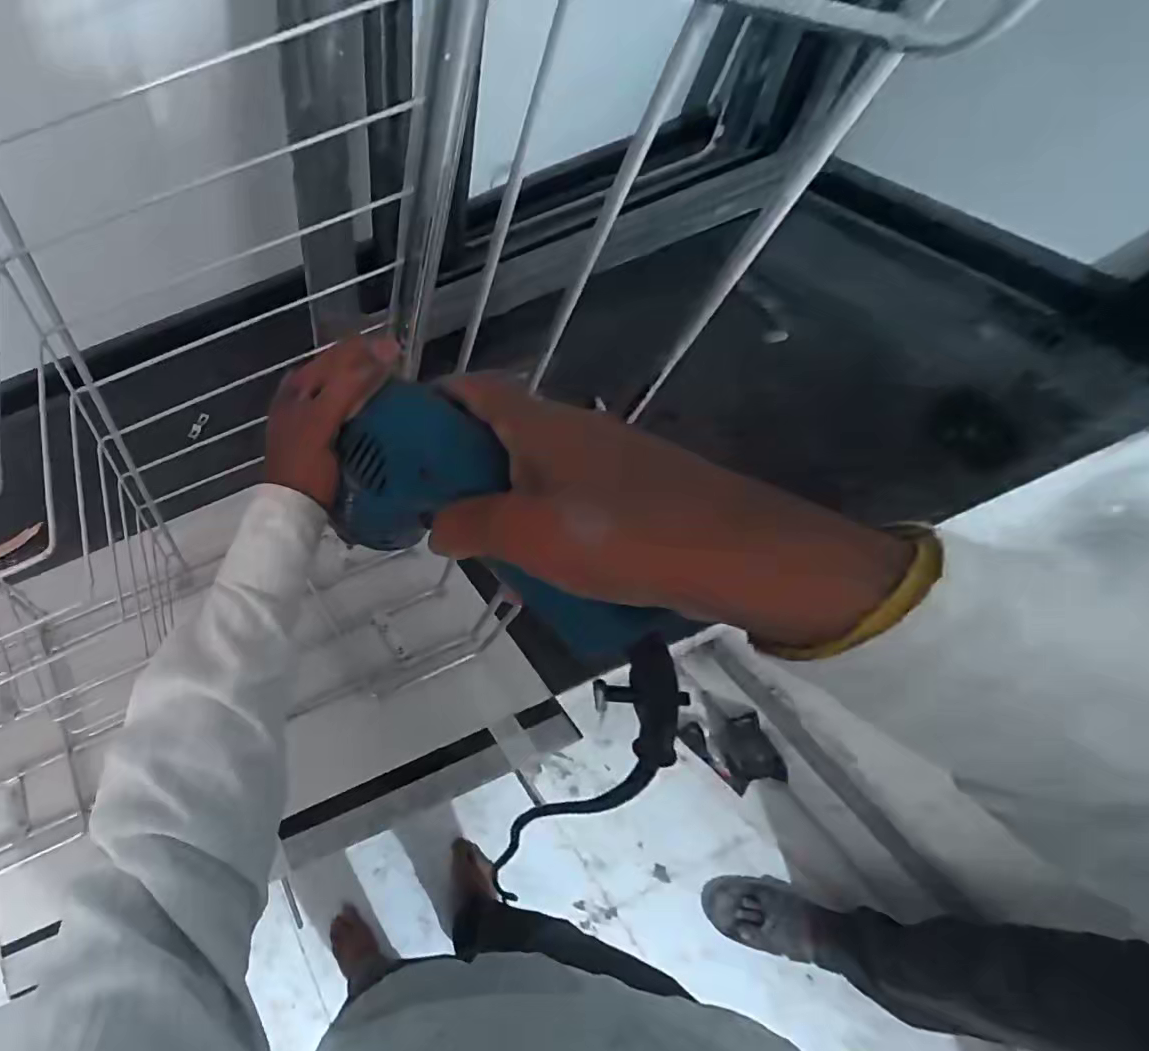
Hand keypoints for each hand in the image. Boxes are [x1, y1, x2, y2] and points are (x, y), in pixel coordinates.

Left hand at [263, 335, 394, 507]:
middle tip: (399, 363)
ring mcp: (308, 417)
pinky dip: (359, 401)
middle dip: (365, 363)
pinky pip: (342, 408)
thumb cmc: (304, 465)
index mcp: (294, 388)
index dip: (363, 349)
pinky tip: (376, 404)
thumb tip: (381, 355)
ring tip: (392, 379)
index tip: (396, 351)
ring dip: (364, 380)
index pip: (332, 356)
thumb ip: (345, 387)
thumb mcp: (320, 421)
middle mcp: (298, 396)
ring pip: (340, 387)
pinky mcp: (320, 436)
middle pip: (336, 369)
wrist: (294, 508)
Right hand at [428, 373, 911, 647]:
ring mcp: (605, 457)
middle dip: (457, 464)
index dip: (434, 398)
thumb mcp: (523, 535)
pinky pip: (564, 495)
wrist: (746, 557)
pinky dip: (538, 519)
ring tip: (480, 543)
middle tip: (432, 503)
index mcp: (537, 425)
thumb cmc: (620, 534)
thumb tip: (437, 527)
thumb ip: (466, 526)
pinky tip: (538, 564)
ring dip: (497, 499)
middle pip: (497, 430)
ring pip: (529, 468)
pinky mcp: (631, 487)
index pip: (474, 388)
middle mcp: (569, 429)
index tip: (402, 432)